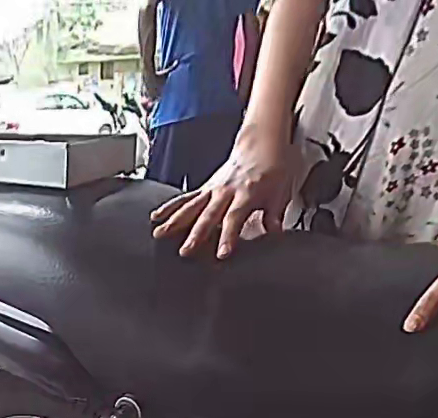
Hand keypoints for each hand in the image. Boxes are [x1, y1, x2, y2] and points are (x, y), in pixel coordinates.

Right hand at [150, 131, 296, 258]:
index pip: (234, 218)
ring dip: (175, 221)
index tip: (222, 254)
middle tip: (185, 251)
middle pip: (208, 215)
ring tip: (159, 234)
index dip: (228, 236)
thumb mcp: (280, 193)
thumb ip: (274, 216)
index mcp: (245, 194)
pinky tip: (156, 217)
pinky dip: (170, 207)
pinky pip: (185, 198)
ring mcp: (212, 189)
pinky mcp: (205, 188)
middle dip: (196, 234)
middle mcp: (226, 191)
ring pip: (191, 206)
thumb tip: (275, 233)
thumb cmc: (272, 169)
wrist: (262, 143)